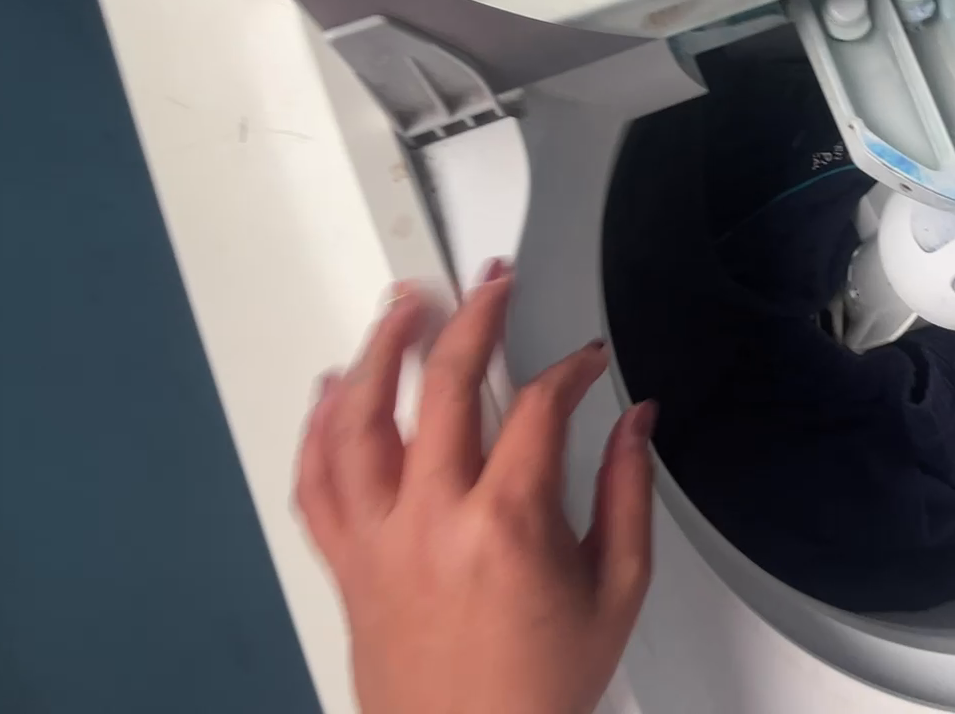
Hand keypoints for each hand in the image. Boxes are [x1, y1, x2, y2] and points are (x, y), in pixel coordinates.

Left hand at [295, 260, 656, 713]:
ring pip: (361, 422)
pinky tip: (334, 389)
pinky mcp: (349, 566)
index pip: (540, 407)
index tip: (586, 362)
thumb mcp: (618, 585)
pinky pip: (317, 484)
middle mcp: (434, 522)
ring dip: (382, 351)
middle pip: (448, 387)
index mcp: (508, 523)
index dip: (572, 369)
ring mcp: (380, 542)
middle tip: (491, 281)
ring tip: (402, 306)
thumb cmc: (543, 686)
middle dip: (475, 318)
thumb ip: (629, 489)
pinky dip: (320, 427)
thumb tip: (638, 423)